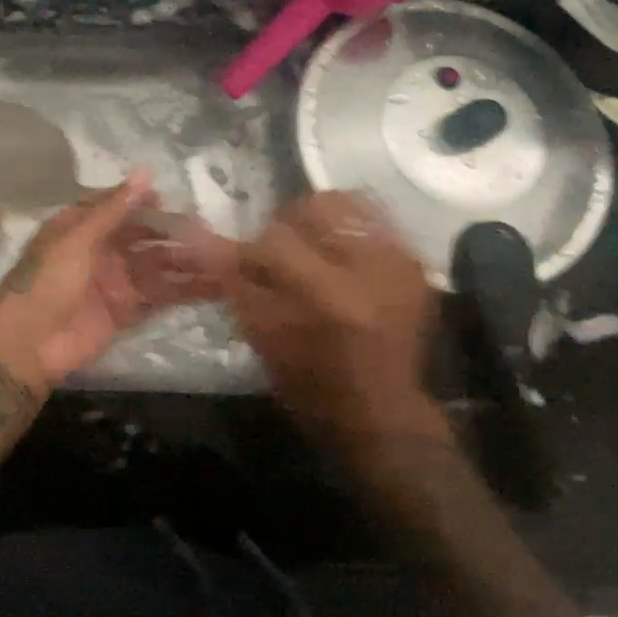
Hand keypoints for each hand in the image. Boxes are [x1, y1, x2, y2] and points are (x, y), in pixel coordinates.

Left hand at [0, 173, 232, 382]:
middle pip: (144, 237)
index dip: (149, 204)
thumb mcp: (76, 238)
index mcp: (82, 226)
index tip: (180, 201)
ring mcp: (115, 282)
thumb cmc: (45, 281)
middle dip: (174, 234)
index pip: (121, 207)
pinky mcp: (126, 312)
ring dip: (186, 263)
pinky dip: (185, 292)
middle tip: (211, 234)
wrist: (27, 345)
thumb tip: (145, 172)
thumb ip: (113, 209)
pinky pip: (159, 297)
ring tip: (224, 259)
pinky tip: (216, 286)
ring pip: (157, 267)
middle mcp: (101, 250)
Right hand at [230, 191, 449, 446]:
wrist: (380, 414)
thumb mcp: (265, 336)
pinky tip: (338, 255)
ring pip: (348, 204)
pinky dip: (348, 229)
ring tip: (310, 248)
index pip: (274, 239)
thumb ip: (238, 281)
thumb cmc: (312, 383)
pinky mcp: (413, 264)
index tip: (236, 258)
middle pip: (316, 206)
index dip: (248, 248)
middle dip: (287, 225)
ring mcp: (399, 262)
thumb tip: (204, 242)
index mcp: (327, 293)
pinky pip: (374, 220)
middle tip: (278, 252)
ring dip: (319, 222)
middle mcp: (370, 268)